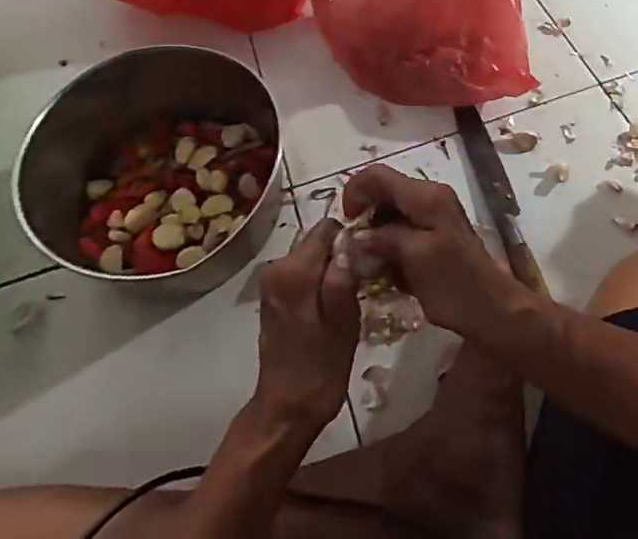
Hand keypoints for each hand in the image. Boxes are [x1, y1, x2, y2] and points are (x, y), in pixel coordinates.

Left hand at [253, 218, 358, 427]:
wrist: (285, 409)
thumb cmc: (320, 367)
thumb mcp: (343, 322)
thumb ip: (343, 277)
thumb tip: (349, 240)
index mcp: (294, 270)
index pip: (327, 228)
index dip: (350, 239)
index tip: (366, 263)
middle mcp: (276, 267)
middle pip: (317, 241)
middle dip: (340, 255)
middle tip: (360, 285)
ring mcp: (271, 282)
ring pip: (311, 257)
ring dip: (330, 270)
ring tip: (347, 300)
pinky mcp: (272, 296)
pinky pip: (302, 273)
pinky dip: (318, 282)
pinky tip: (330, 307)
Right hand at [340, 165, 527, 340]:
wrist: (493, 310)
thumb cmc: (455, 285)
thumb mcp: (416, 259)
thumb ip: (385, 239)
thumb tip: (358, 235)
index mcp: (426, 196)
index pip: (377, 175)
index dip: (355, 191)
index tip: (347, 221)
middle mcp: (430, 197)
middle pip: (383, 191)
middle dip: (365, 215)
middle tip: (354, 247)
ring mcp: (434, 214)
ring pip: (390, 211)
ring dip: (375, 232)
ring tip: (369, 261)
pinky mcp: (435, 233)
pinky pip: (402, 227)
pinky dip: (389, 242)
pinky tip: (387, 268)